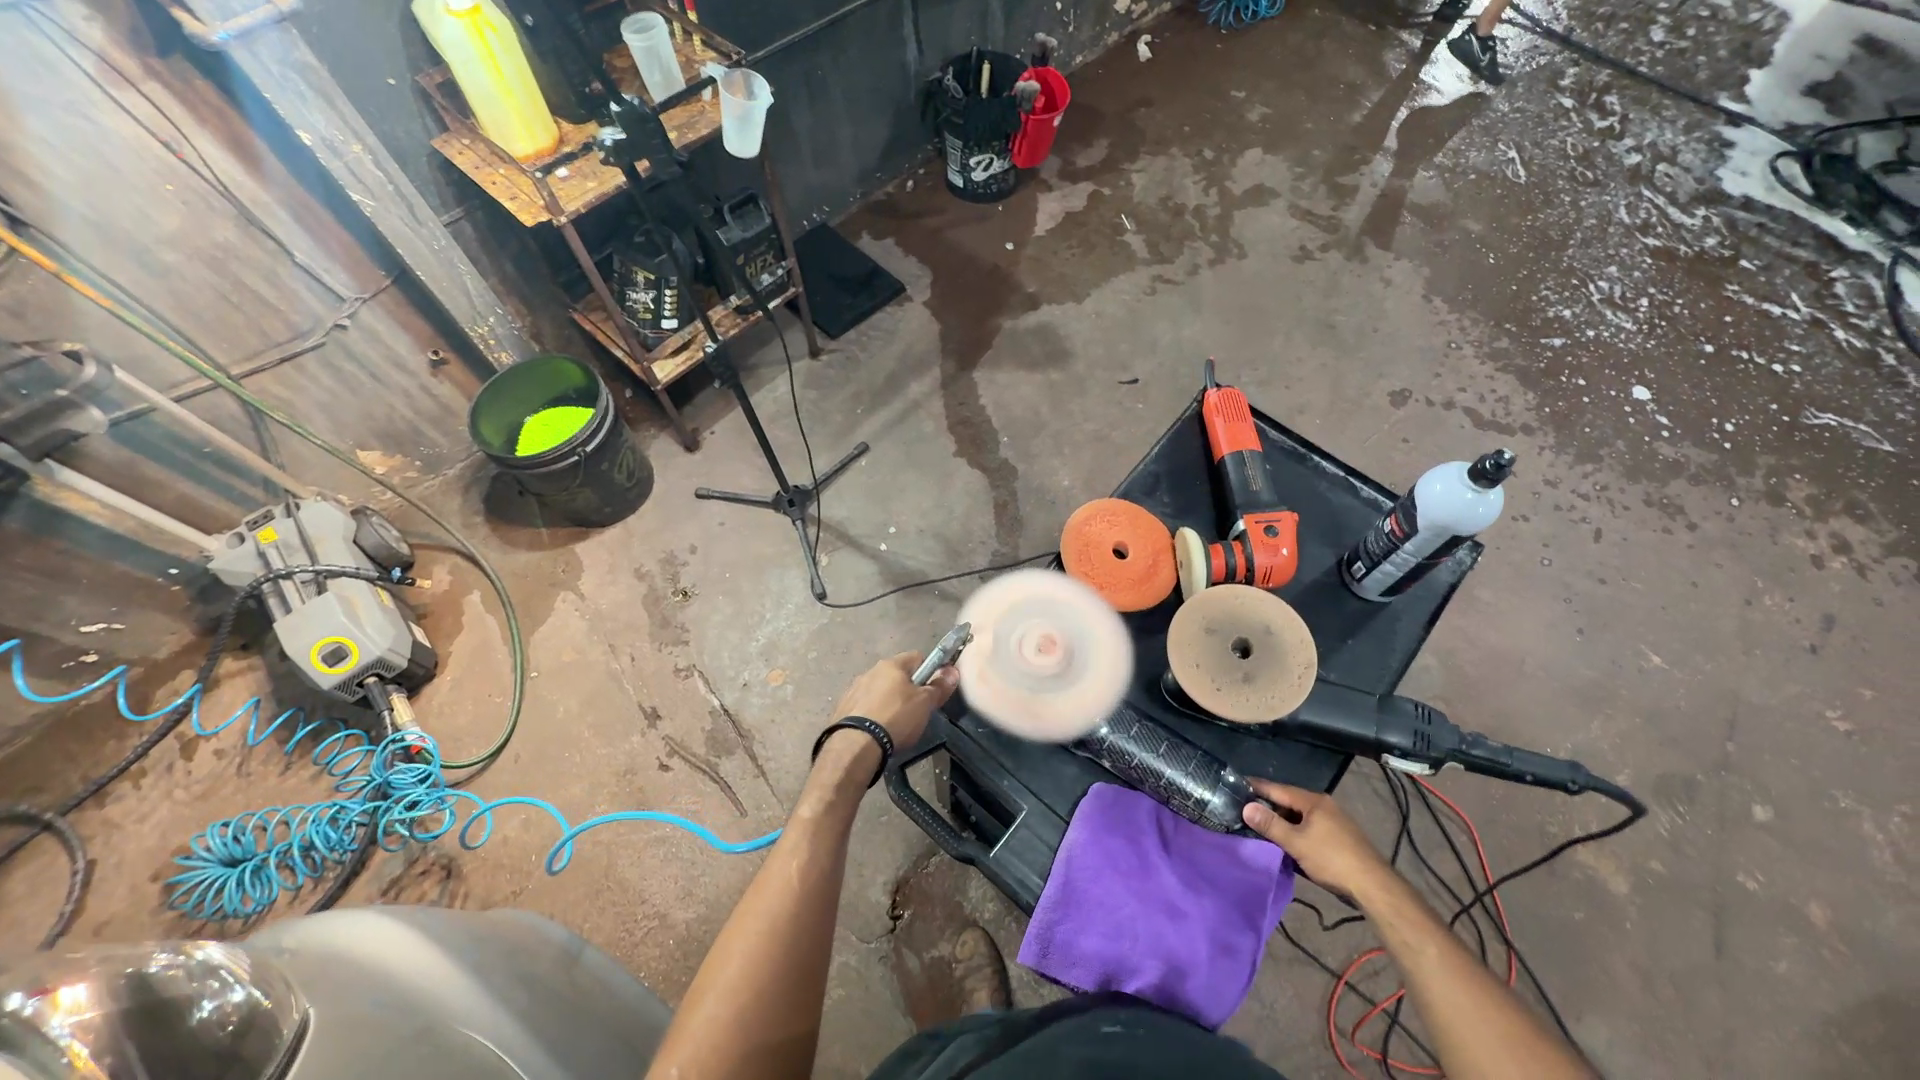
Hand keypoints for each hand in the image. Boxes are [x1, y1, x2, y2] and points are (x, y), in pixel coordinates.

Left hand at [829, 652, 957, 750]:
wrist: (855, 744)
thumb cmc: (896, 717)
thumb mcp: (925, 704)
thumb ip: (939, 687)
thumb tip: (953, 671)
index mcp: (891, 665)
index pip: (917, 657)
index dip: (929, 670)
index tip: (933, 689)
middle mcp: (869, 671)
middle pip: (895, 675)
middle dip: (906, 688)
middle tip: (916, 710)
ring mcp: (853, 689)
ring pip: (877, 690)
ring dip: (886, 701)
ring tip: (894, 724)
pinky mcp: (842, 708)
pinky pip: (863, 706)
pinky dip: (871, 714)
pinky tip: (875, 730)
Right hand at [1242, 777, 1391, 903]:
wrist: (1372, 884)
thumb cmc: (1331, 859)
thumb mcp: (1296, 843)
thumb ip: (1270, 824)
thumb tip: (1246, 807)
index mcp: (1313, 801)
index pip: (1278, 788)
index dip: (1257, 787)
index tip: (1237, 784)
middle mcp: (1324, 805)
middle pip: (1289, 801)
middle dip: (1268, 806)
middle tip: (1245, 810)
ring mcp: (1333, 820)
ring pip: (1300, 815)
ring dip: (1282, 820)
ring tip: (1261, 827)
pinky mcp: (1338, 835)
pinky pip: (1309, 826)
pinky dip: (1295, 829)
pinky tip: (1287, 840)